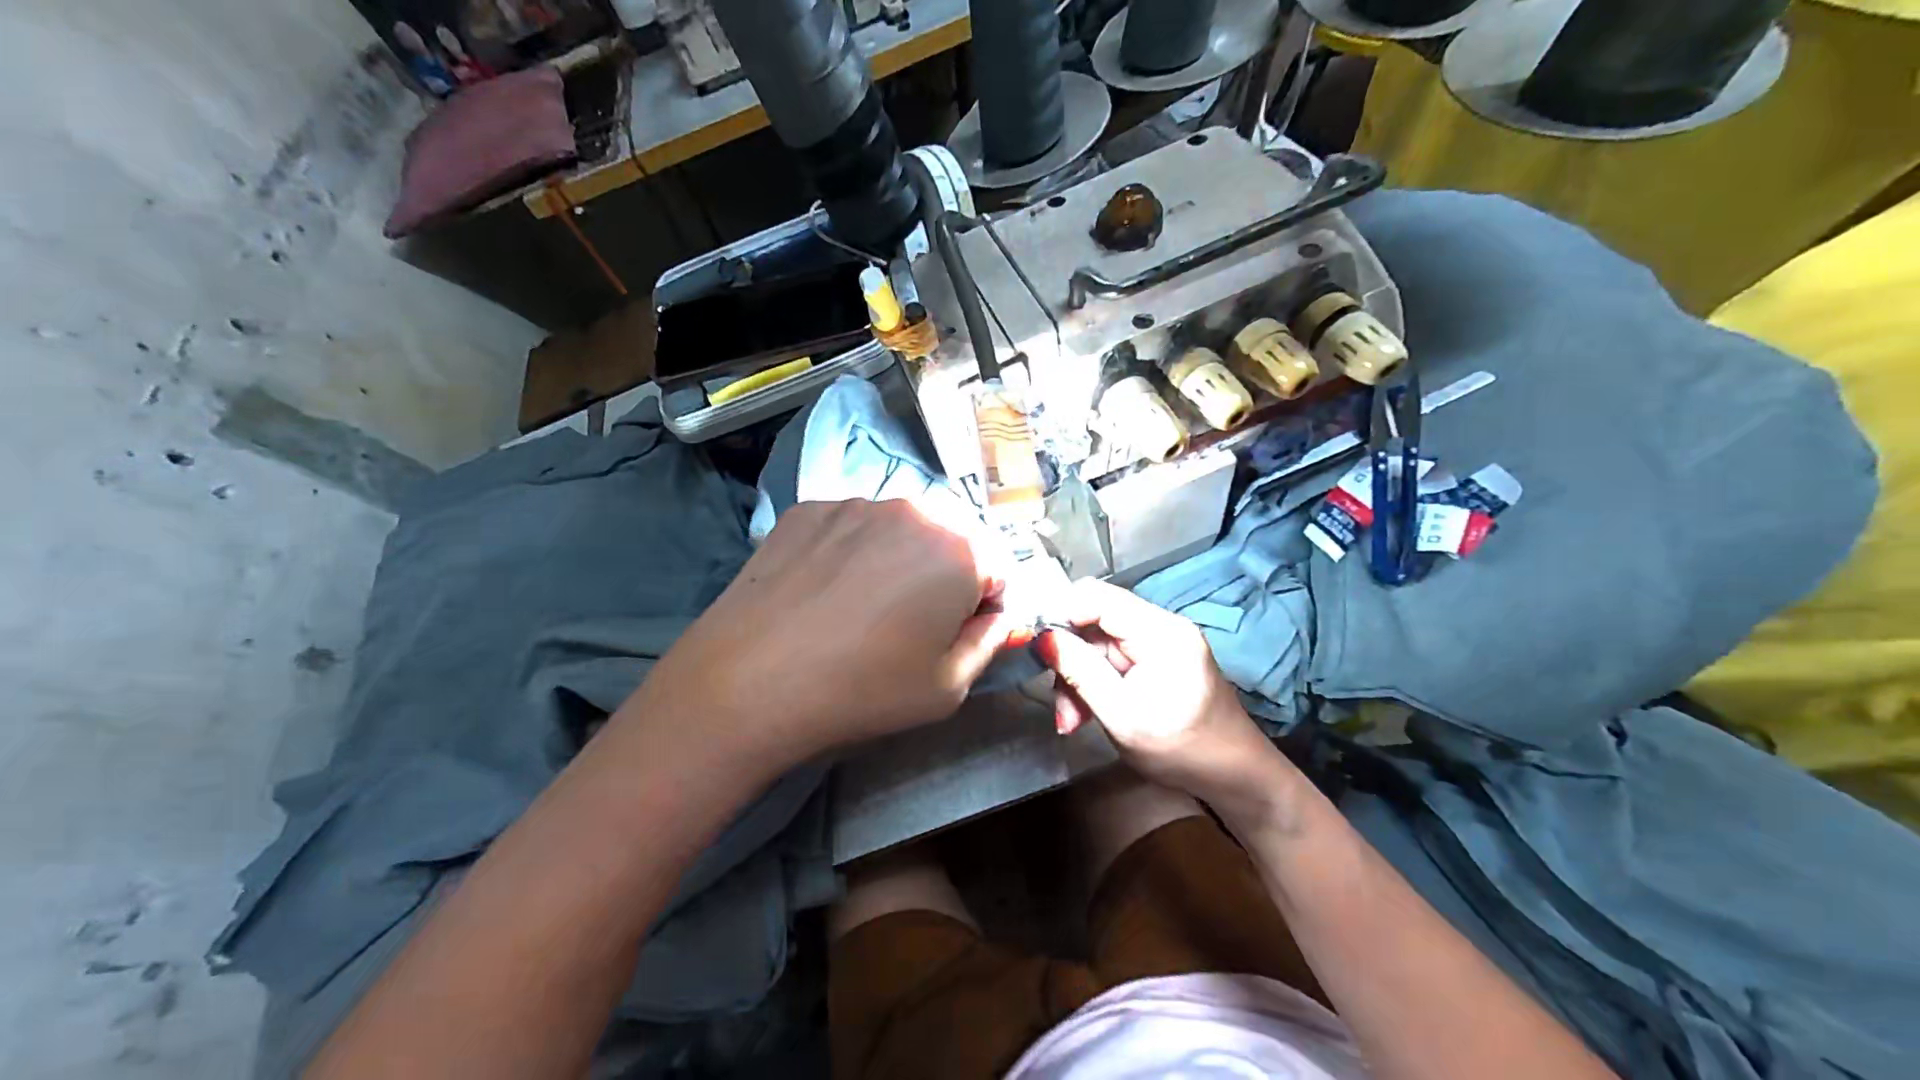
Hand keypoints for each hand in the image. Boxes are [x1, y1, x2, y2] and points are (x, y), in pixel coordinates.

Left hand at [629, 499, 1022, 768]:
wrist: (749, 682)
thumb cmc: (864, 690)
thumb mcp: (949, 687)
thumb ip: (989, 641)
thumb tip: (996, 614)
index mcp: (959, 550)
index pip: (998, 566)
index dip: (983, 603)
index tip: (952, 633)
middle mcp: (913, 510)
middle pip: (948, 540)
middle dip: (942, 575)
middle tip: (906, 622)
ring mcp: (854, 503)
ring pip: (898, 529)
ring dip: (895, 559)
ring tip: (858, 607)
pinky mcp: (808, 509)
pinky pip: (849, 526)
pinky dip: (849, 551)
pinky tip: (822, 591)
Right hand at [1037, 579, 1295, 811]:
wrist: (1234, 777)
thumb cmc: (1182, 749)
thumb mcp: (1122, 715)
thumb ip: (1080, 672)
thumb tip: (1043, 637)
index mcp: (1160, 631)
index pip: (1097, 596)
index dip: (1061, 614)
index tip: (1037, 646)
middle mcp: (1161, 626)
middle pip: (1094, 623)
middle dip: (1069, 662)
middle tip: (1060, 707)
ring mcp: (1160, 643)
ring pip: (1098, 645)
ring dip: (1078, 680)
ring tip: (1072, 721)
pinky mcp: (1157, 660)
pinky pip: (1113, 660)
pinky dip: (1095, 685)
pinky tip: (1087, 715)